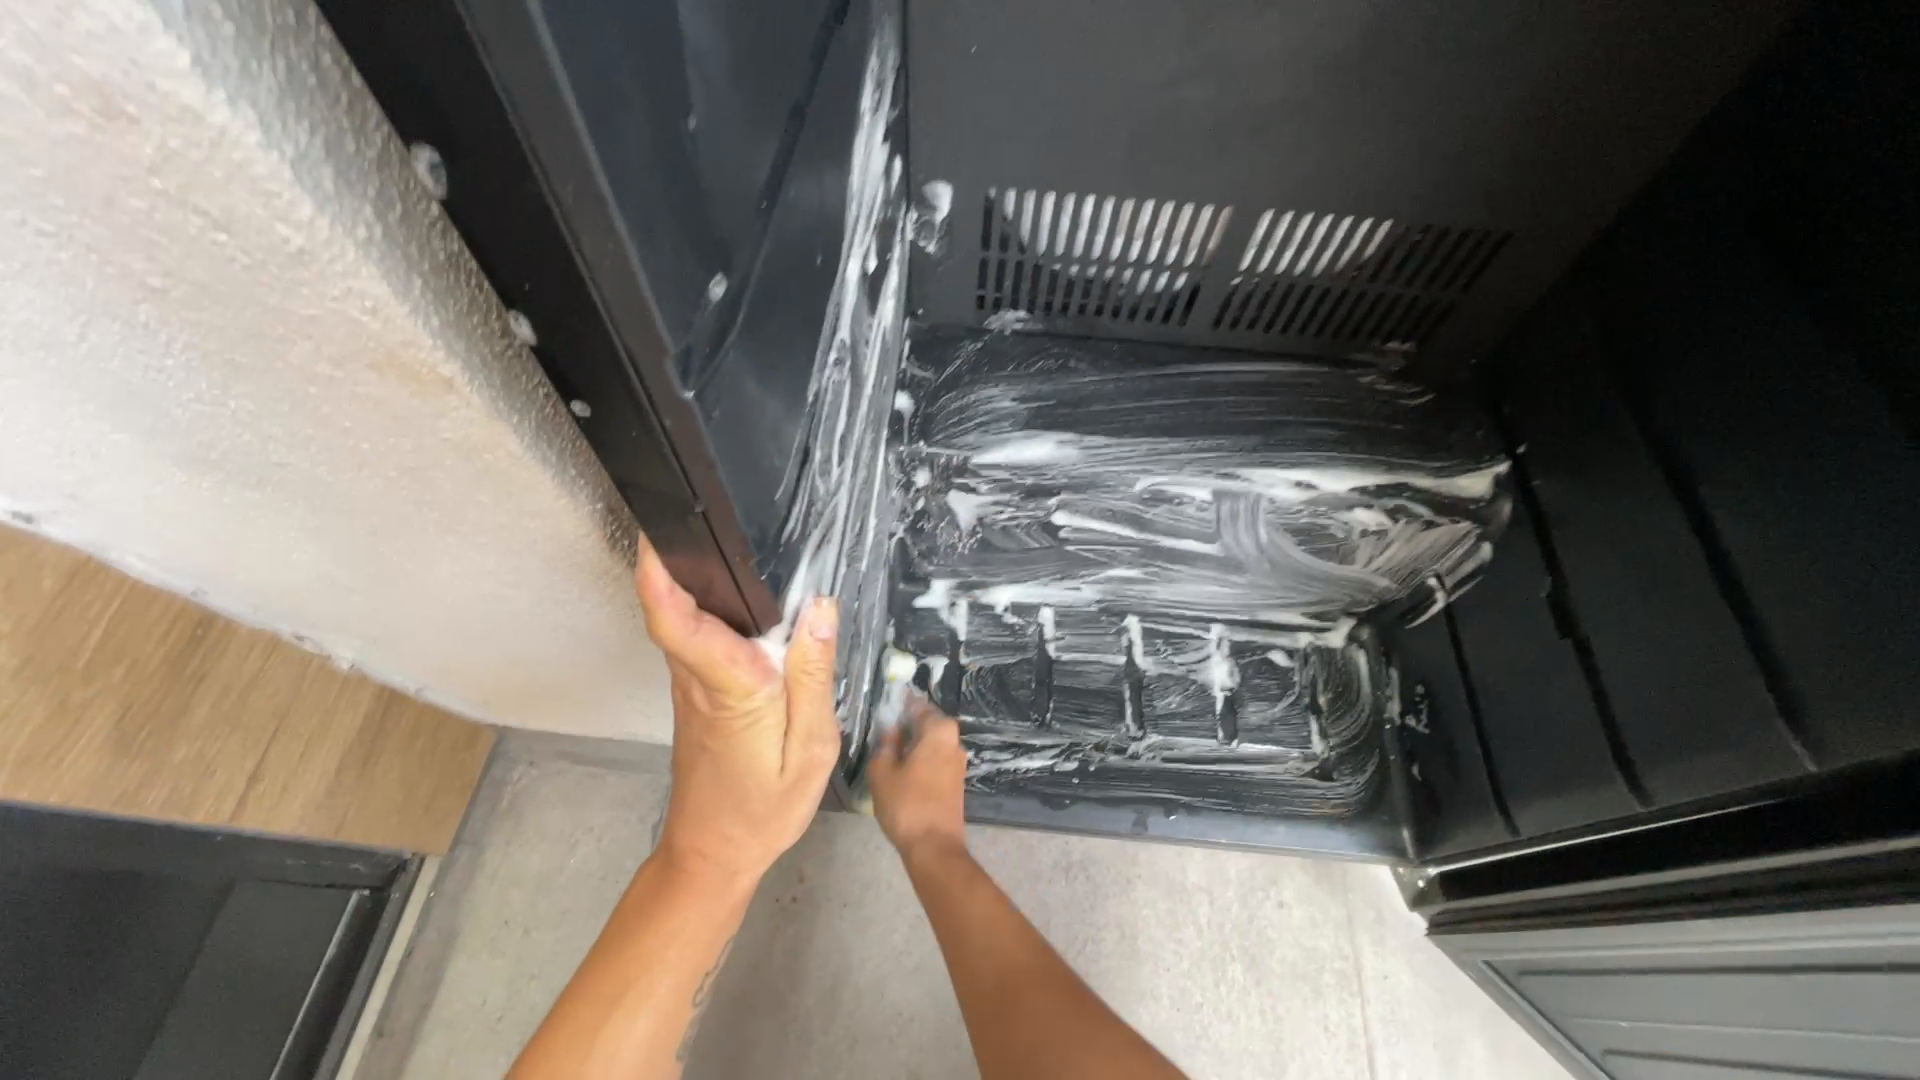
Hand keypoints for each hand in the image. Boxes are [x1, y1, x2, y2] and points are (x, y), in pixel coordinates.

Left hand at [635, 536, 841, 883]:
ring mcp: (688, 685)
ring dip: (693, 578)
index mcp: (728, 686)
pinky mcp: (694, 693)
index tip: (657, 529)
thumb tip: (820, 608)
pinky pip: (697, 639)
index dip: (658, 574)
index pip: (676, 622)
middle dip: (680, 556)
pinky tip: (748, 603)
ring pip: (685, 620)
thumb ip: (814, 676)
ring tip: (726, 540)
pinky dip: (709, 609)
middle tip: (703, 511)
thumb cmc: (764, 808)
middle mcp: (696, 678)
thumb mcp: (811, 748)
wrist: (714, 852)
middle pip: (677, 607)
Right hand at [867, 698, 968, 862]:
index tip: (883, 708)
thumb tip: (890, 730)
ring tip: (888, 754)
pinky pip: (936, 760)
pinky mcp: (956, 781)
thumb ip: (885, 745)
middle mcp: (954, 742)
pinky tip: (902, 772)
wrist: (934, 846)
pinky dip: (921, 760)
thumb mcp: (882, 772)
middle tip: (882, 733)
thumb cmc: (906, 804)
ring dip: (913, 744)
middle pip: (927, 724)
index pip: (918, 706)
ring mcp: (958, 763)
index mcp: (939, 731)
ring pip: (932, 743)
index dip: (899, 705)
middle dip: (906, 725)